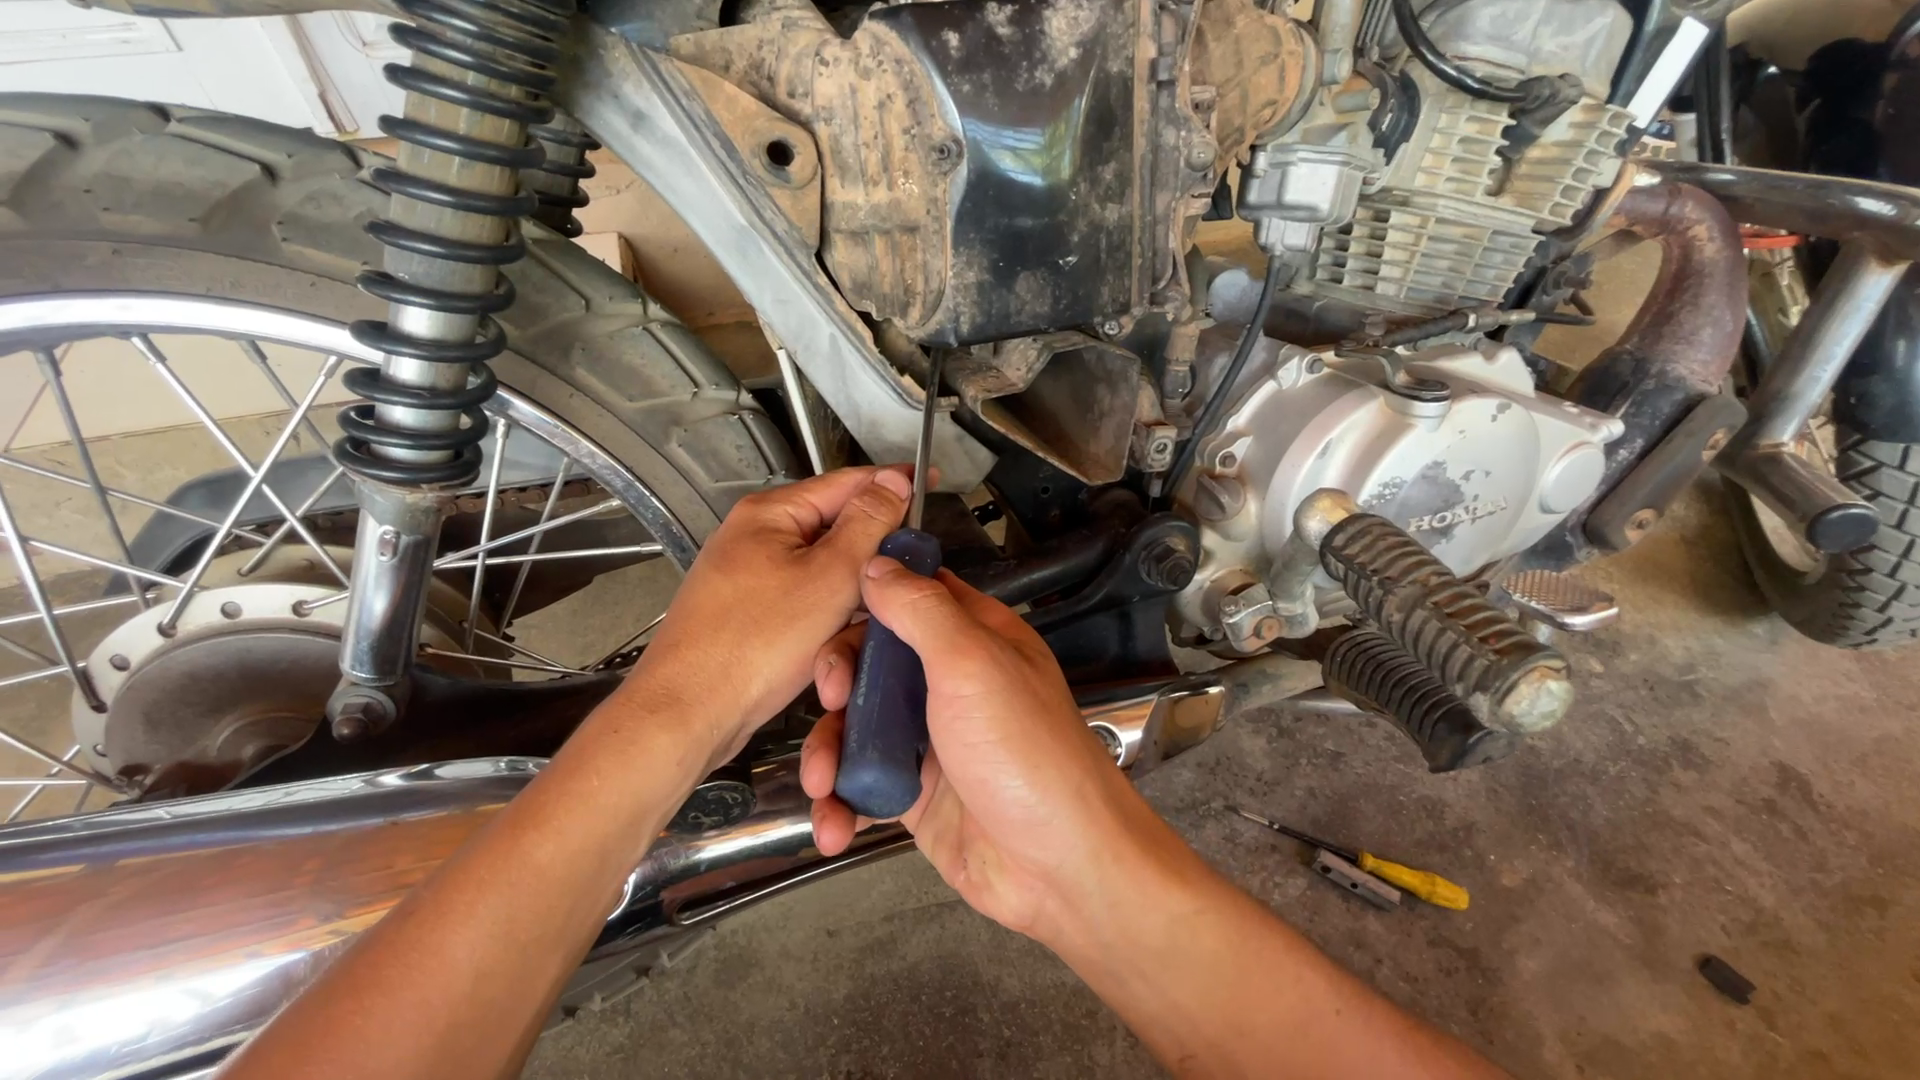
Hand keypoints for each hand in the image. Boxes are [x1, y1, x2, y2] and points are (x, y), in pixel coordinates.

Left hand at [617, 467, 912, 770]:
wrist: (689, 712)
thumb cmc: (754, 645)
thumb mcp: (830, 577)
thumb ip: (868, 524)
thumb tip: (893, 481)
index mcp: (771, 513)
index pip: (846, 481)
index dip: (892, 483)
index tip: (930, 480)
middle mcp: (755, 536)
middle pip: (834, 526)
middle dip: (872, 547)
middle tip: (911, 564)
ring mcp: (749, 575)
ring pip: (822, 568)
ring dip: (850, 588)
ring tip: (874, 610)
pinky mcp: (750, 612)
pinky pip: (804, 599)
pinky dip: (828, 612)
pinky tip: (841, 634)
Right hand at [800, 560, 1155, 940]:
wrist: (1059, 865)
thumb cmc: (1024, 750)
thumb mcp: (972, 663)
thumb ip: (921, 610)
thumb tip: (877, 562)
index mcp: (973, 638)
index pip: (912, 595)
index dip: (870, 596)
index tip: (831, 611)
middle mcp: (949, 682)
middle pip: (872, 660)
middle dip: (838, 678)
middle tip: (831, 699)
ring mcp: (929, 739)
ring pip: (857, 724)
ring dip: (828, 752)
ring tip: (823, 784)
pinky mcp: (913, 793)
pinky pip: (860, 784)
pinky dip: (840, 804)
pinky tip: (834, 825)